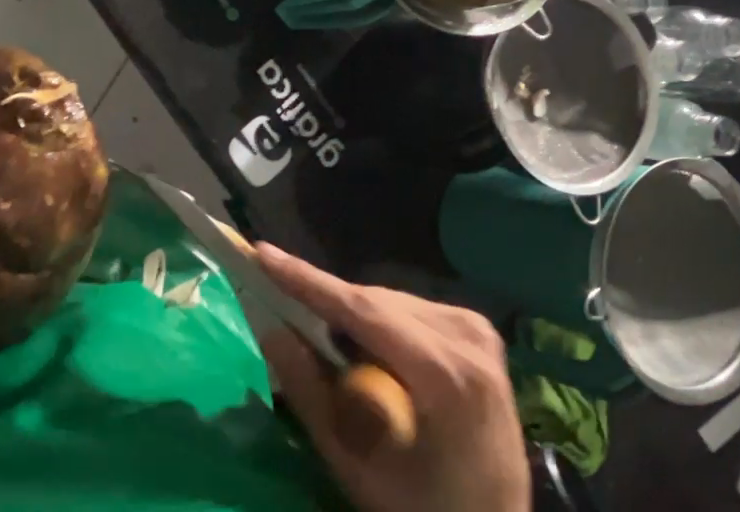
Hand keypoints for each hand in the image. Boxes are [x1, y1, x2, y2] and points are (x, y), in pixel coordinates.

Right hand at [256, 244, 529, 511]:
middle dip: (325, 306)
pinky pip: (407, 311)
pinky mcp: (478, 332)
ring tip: (335, 356)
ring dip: (352, 319)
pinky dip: (379, 327)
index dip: (307, 280)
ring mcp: (477, 332)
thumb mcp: (355, 463)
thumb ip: (310, 394)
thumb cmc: (420, 502)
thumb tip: (270, 330)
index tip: (261, 253)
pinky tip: (373, 358)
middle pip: (373, 302)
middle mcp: (467, 339)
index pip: (362, 310)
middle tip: (286, 321)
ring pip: (387, 302)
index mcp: (445, 375)